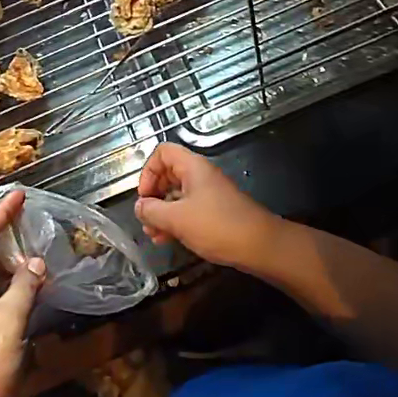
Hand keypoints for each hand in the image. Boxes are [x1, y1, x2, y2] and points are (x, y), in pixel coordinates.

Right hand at [135, 144, 289, 270]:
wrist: (258, 244)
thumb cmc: (217, 226)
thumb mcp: (177, 219)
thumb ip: (152, 211)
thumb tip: (139, 207)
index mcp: (193, 167)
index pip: (162, 152)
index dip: (148, 171)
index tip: (144, 197)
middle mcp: (201, 175)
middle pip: (168, 174)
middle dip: (153, 197)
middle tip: (146, 220)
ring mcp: (209, 193)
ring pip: (176, 195)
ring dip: (162, 213)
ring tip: (154, 235)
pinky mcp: (214, 210)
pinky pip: (188, 209)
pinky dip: (175, 221)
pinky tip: (167, 239)